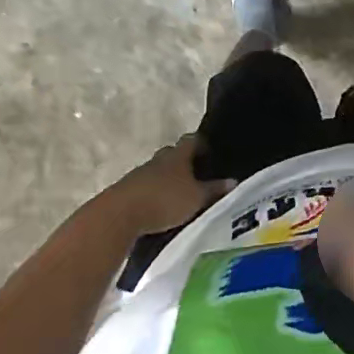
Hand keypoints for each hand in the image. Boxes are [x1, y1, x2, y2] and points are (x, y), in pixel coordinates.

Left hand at [106, 135, 236, 234]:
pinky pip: (148, 186)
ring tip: (182, 195)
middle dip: (186, 163)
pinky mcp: (128, 190)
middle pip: (175, 155)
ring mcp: (141, 173)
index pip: (192, 140)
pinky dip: (157, 193)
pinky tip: (163, 207)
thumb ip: (214, 190)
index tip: (212, 153)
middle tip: (199, 176)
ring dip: (170, 180)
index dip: (203, 144)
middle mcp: (159, 158)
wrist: (119, 214)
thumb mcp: (196, 198)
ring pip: (160, 171)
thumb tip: (233, 181)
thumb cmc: (164, 200)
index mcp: (178, 155)